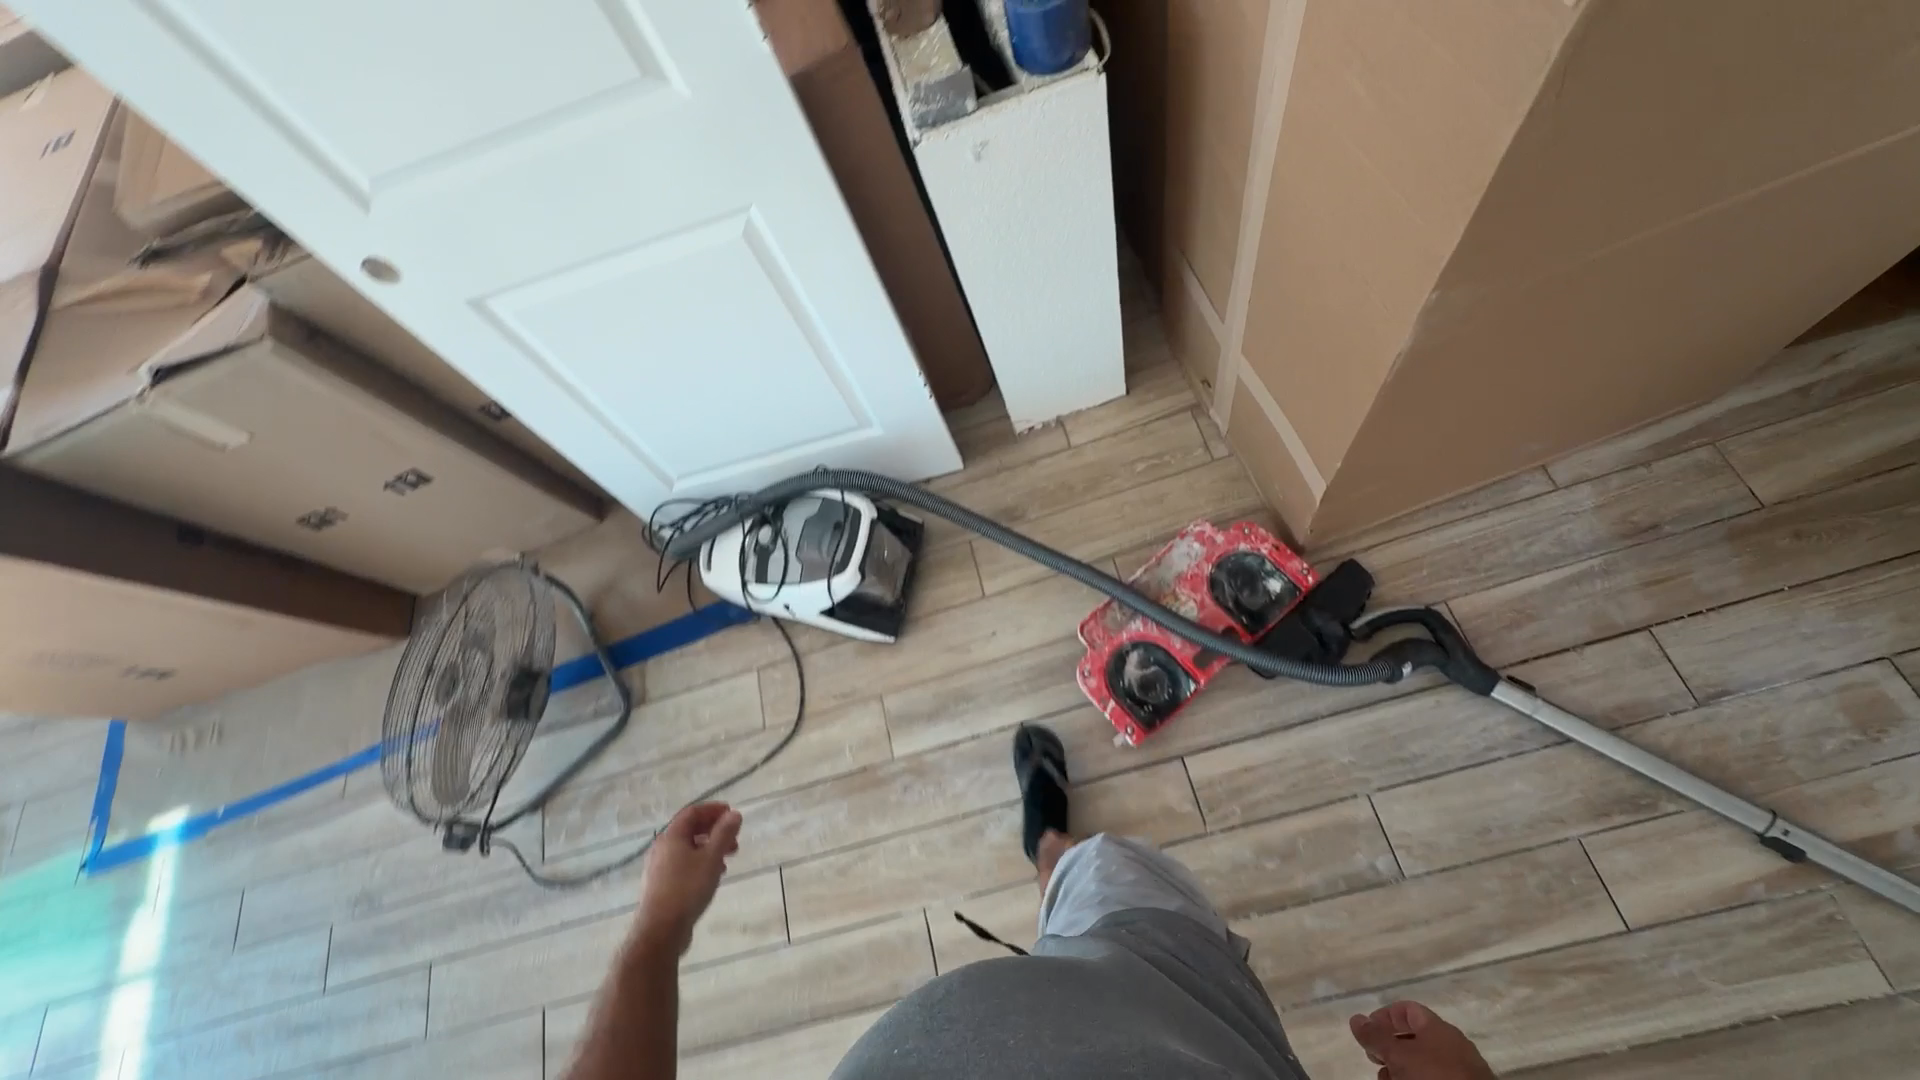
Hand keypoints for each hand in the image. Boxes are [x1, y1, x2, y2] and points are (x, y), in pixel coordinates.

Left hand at [632, 802, 741, 957]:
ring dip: (709, 848)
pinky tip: (712, 876)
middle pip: (689, 830)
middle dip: (714, 831)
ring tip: (727, 860)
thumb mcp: (712, 858)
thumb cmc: (687, 889)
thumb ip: (724, 834)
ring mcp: (659, 868)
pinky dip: (700, 863)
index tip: (732, 813)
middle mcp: (661, 848)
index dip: (713, 809)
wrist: (660, 930)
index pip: (692, 812)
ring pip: (687, 849)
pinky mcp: (660, 885)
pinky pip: (682, 864)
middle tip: (734, 840)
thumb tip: (734, 814)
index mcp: (671, 837)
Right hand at [1348, 1001, 1495, 1079]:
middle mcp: (1453, 1044)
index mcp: (1438, 1027)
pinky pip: (1436, 1077)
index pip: (1407, 1009)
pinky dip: (1418, 1079)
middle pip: (1414, 1037)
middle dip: (1390, 1048)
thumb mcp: (1398, 1055)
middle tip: (1375, 1060)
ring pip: (1424, 1062)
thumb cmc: (1435, 1077)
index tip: (1368, 1033)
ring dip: (1401, 1068)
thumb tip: (1356, 1018)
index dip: (1384, 1017)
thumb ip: (1375, 1036)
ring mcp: (1463, 1070)